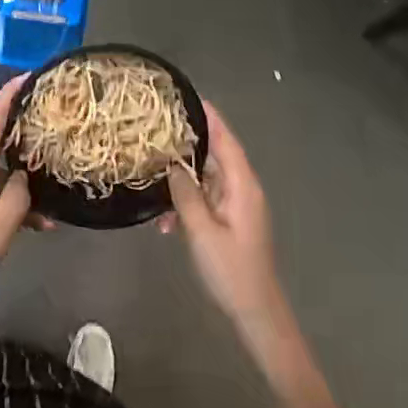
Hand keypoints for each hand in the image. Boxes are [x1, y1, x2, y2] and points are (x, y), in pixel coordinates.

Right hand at [165, 102, 286, 330]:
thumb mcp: (201, 232)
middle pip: (216, 155)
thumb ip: (185, 195)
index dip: (210, 119)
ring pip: (206, 179)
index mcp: (243, 187)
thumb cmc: (230, 270)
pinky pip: (205, 199)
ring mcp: (237, 205)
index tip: (190, 98)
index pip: (226, 142)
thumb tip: (171, 166)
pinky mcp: (229, 220)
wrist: (254, 310)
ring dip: (182, 180)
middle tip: (159, 128)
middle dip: (189, 143)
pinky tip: (165, 221)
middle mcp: (243, 189)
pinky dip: (186, 203)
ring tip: (153, 174)